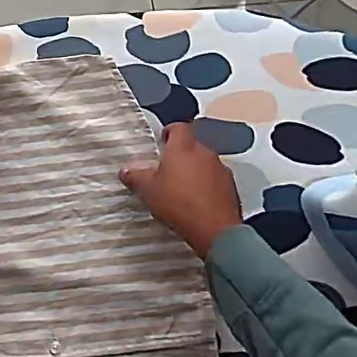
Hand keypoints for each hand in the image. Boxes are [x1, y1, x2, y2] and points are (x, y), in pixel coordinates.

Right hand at [119, 123, 243, 258]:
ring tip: (182, 188)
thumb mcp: (148, 190)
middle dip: (180, 155)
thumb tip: (125, 170)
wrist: (214, 229)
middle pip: (191, 146)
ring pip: (204, 162)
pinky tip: (198, 200)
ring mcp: (221, 169)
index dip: (169, 132)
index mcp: (183, 148)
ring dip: (194, 170)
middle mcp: (205, 153)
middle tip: (166, 170)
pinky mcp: (231, 186)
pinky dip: (206, 184)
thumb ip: (135, 176)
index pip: (179, 127)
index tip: (161, 143)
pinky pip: (215, 179)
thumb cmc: (177, 202)